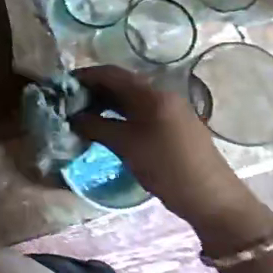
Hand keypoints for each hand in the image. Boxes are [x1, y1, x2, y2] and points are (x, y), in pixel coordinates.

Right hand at [70, 66, 272, 250]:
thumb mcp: (124, 145)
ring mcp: (170, 111)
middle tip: (68, 104)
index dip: (84, 76)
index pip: (111, 73)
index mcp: (151, 94)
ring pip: (130, 99)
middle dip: (92, 90)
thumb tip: (71, 117)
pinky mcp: (173, 127)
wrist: (212, 199)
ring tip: (81, 117)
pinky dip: (119, 115)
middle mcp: (162, 96)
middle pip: (121, 83)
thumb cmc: (166, 166)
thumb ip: (95, 126)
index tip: (61, 86)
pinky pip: (139, 111)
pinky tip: (105, 127)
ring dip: (104, 104)